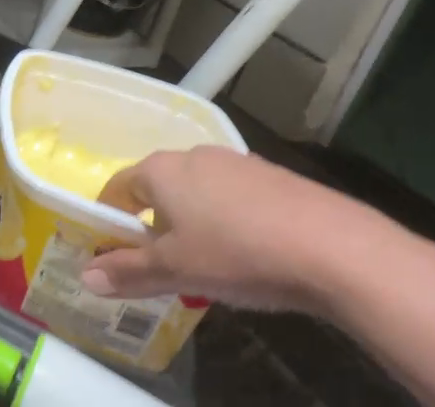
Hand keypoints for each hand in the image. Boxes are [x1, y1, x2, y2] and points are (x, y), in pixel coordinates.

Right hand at [81, 146, 392, 314]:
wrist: (348, 254)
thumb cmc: (241, 255)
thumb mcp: (178, 271)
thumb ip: (130, 272)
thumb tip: (86, 278)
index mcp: (158, 169)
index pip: (118, 189)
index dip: (113, 220)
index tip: (121, 250)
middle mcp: (193, 156)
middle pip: (162, 189)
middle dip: (160, 222)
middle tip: (173, 262)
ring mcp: (242, 164)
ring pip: (204, 192)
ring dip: (202, 221)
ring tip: (221, 262)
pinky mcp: (284, 179)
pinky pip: (245, 199)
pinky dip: (242, 221)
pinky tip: (263, 253)